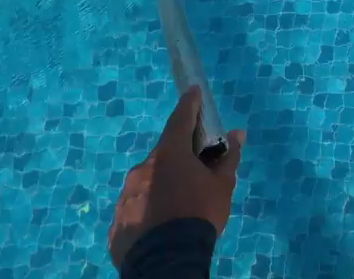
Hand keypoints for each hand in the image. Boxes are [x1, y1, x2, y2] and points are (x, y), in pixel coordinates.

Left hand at [108, 87, 246, 267]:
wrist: (166, 264)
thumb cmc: (199, 215)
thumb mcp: (223, 185)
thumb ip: (229, 157)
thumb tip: (237, 134)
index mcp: (169, 155)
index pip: (180, 118)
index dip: (190, 104)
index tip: (194, 92)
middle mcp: (142, 170)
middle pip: (163, 153)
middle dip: (179, 154)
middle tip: (196, 166)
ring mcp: (125, 197)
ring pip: (147, 180)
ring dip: (162, 181)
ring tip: (179, 200)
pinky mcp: (116, 223)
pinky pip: (136, 205)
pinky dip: (149, 206)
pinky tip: (162, 220)